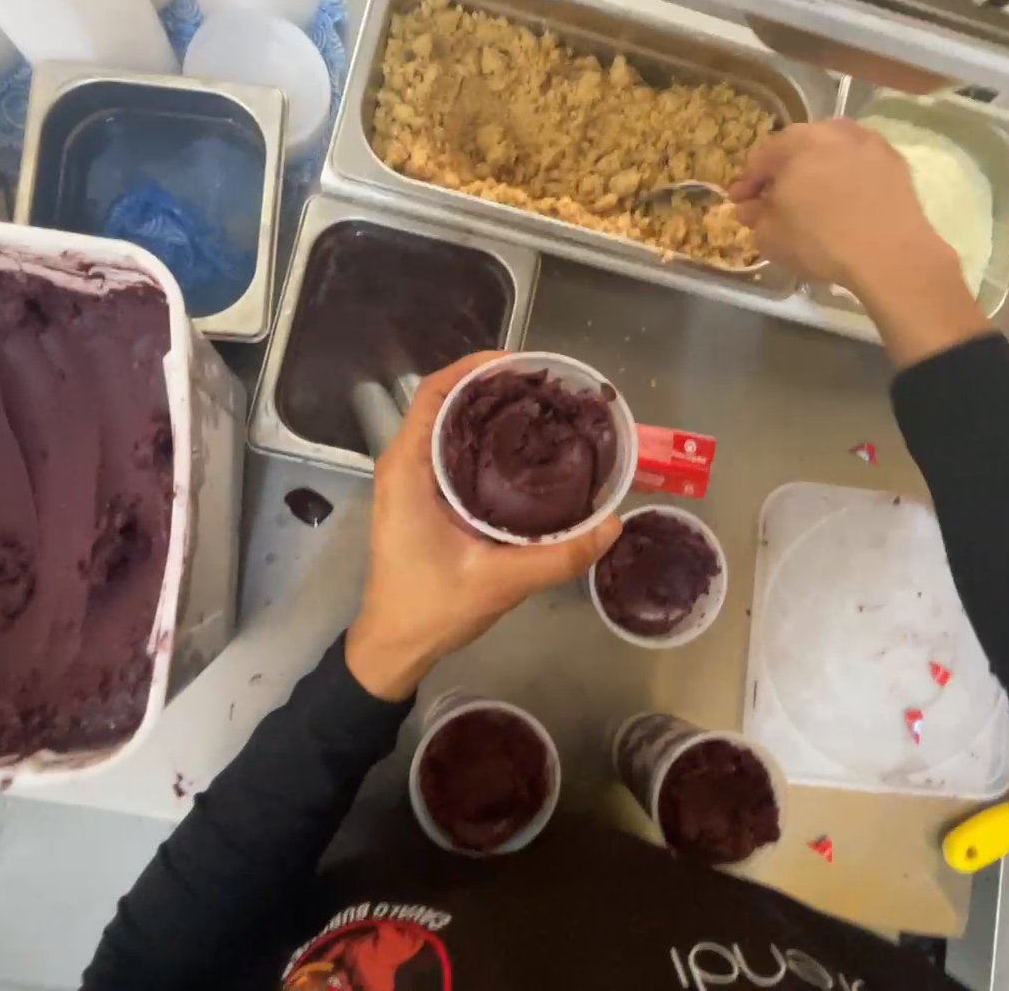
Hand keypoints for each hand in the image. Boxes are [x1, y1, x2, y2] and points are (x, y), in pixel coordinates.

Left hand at [345, 352, 622, 701]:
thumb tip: (613, 525)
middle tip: (543, 389)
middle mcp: (403, 464)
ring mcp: (408, 481)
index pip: (434, 392)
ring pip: (446, 425)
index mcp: (408, 469)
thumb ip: (558, 556)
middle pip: (443, 402)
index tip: (520, 363)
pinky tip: (520, 452)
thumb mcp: (499, 581)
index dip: (473, 367)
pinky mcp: (418, 498)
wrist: (394, 645)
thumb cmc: (431, 608)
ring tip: (537, 410)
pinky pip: (448, 450)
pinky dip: (480, 439)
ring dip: (485, 411)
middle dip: (490, 386)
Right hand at [730, 120, 991, 367]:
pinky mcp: (890, 156)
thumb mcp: (771, 237)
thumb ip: (755, 216)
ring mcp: (864, 140)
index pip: (759, 158)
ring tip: (809, 189)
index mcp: (793, 147)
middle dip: (780, 168)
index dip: (746, 183)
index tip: (740, 202)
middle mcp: (829, 132)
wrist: (887, 253)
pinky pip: (856, 156)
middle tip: (773, 194)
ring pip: (828, 144)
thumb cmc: (819, 243)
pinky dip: (843, 169)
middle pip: (794, 144)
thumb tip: (748, 206)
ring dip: (813, 163)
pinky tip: (842, 192)